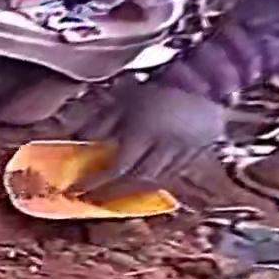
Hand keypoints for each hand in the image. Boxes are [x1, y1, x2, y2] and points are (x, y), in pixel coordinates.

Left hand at [66, 79, 224, 200]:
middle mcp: (170, 143)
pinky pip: (179, 172)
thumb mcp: (116, 107)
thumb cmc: (149, 93)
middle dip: (112, 192)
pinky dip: (156, 181)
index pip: (117, 168)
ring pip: (161, 178)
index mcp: (145, 133)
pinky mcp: (205, 147)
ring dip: (133, 191)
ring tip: (110, 196)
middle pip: (139, 178)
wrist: (201, 79)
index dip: (94, 183)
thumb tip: (75, 144)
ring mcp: (192, 146)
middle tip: (90, 199)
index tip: (73, 191)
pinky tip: (137, 185)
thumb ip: (96, 127)